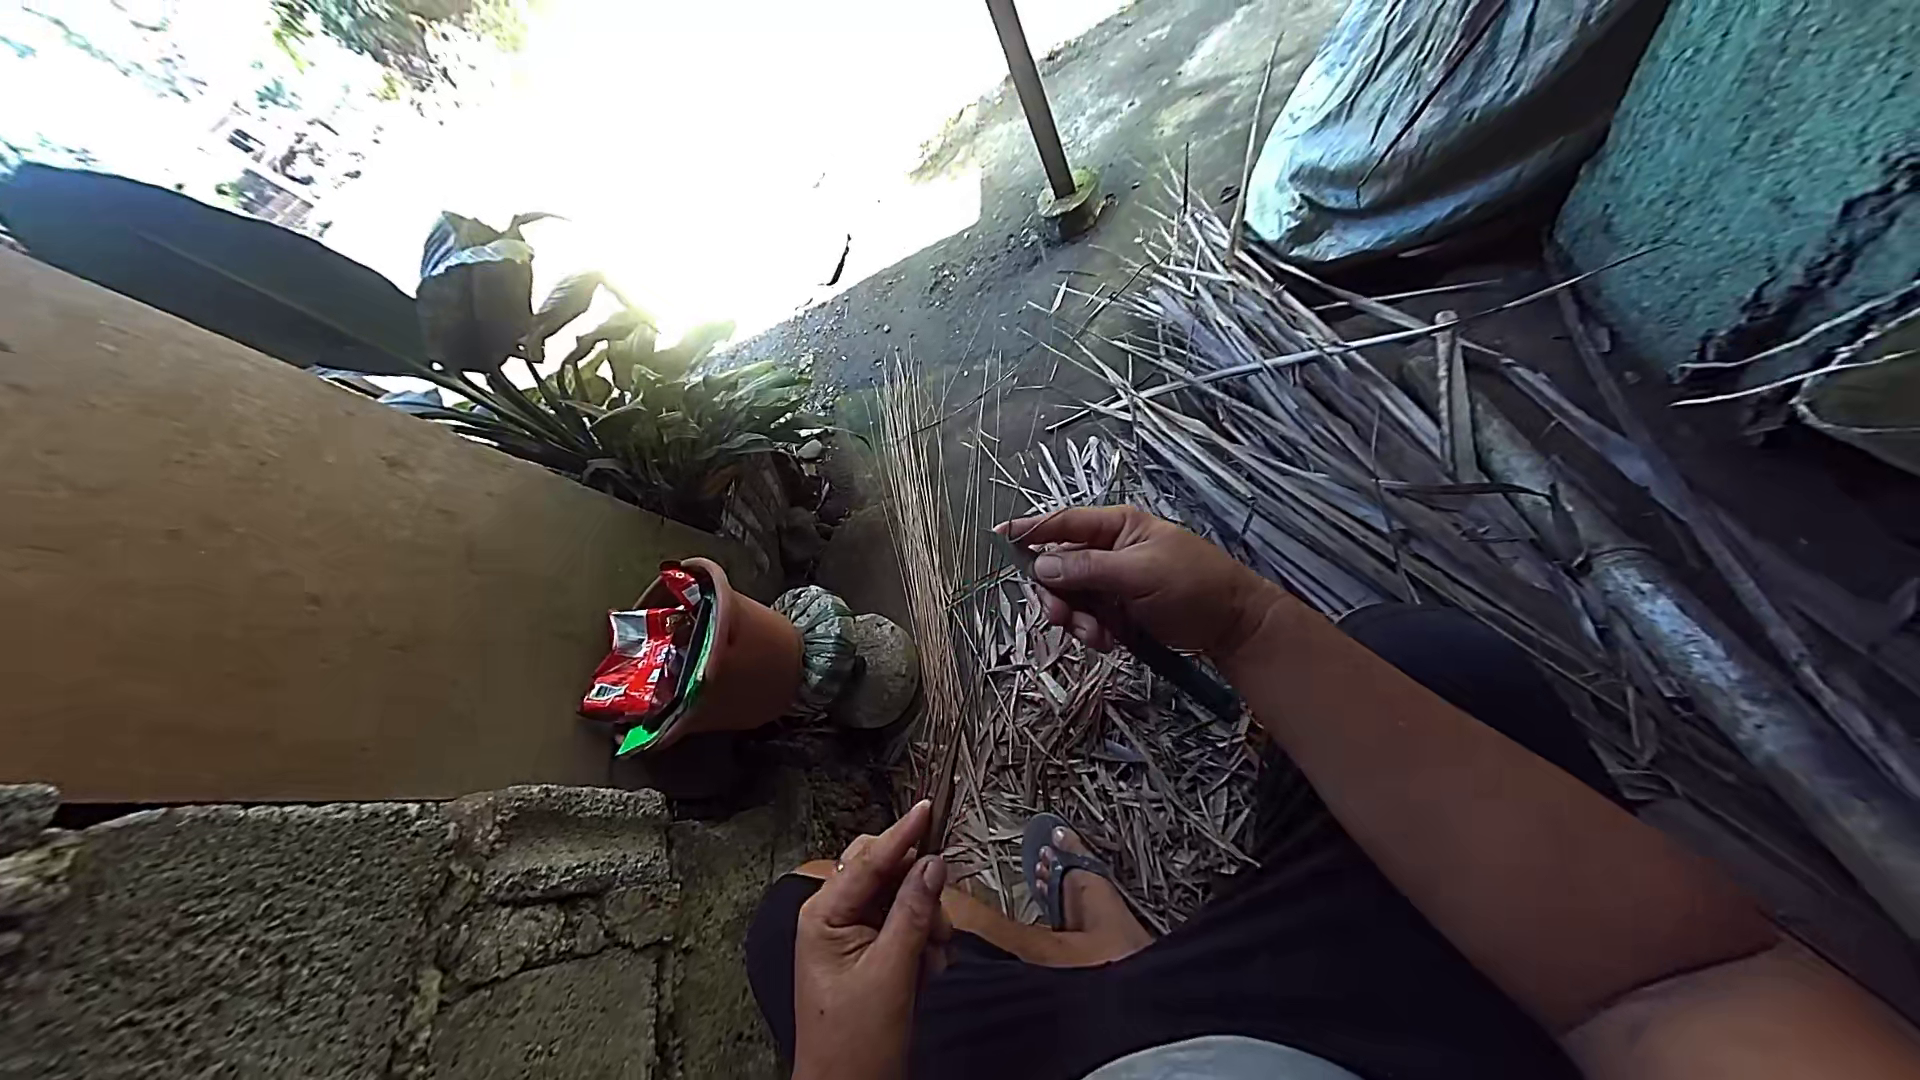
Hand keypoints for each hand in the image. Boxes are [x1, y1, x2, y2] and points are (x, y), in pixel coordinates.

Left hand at [793, 800, 949, 1079]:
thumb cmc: (856, 1045)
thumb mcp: (890, 973)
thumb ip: (913, 912)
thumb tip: (933, 863)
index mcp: (824, 914)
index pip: (869, 860)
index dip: (901, 834)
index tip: (925, 809)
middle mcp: (835, 914)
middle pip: (885, 871)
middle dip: (918, 891)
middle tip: (938, 920)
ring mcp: (852, 931)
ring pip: (901, 895)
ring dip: (925, 921)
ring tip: (931, 961)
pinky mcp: (870, 948)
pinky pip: (905, 921)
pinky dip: (923, 938)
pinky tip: (927, 968)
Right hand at [998, 506, 1291, 660]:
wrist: (1232, 626)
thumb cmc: (1193, 584)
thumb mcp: (1139, 573)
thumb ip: (1087, 569)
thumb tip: (1040, 565)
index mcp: (1115, 527)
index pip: (1063, 524)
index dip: (1030, 530)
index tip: (999, 537)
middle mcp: (1107, 552)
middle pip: (1058, 568)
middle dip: (1056, 594)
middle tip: (1061, 617)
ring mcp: (1110, 583)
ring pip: (1069, 598)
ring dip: (1076, 620)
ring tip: (1098, 636)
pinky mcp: (1115, 611)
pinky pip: (1086, 618)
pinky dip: (1091, 632)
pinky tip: (1110, 641)